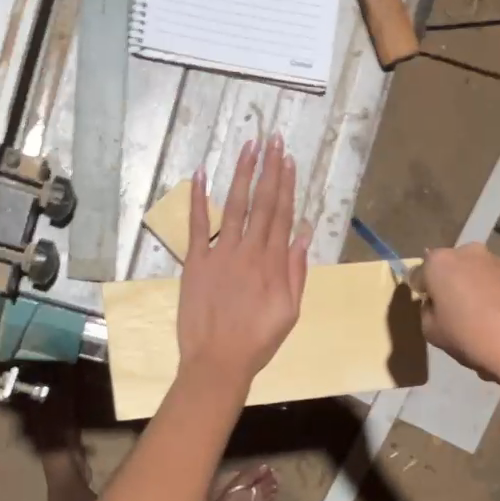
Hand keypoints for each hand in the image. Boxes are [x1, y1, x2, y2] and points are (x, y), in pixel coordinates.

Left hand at [176, 133, 310, 385]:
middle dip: (269, 169)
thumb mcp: (290, 311)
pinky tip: (200, 173)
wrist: (218, 361)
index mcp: (273, 264)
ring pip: (233, 205)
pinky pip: (196, 225)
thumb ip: (296, 272)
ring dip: (241, 174)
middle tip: (274, 139)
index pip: (282, 214)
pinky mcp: (195, 262)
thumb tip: (303, 235)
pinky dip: (197, 198)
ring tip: (249, 146)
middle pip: (261, 203)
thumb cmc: (258, 342)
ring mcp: (219, 254)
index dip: (287, 184)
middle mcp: (248, 251)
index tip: (289, 159)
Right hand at [418, 245, 499, 381]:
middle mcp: (467, 252)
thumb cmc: (468, 335)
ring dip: (471, 289)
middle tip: (450, 312)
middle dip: (447, 284)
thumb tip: (437, 304)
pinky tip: (496, 320)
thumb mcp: (431, 332)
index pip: (419, 273)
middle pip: (449, 268)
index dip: (421, 292)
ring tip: (476, 318)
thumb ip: (427, 311)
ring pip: (474, 273)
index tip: (427, 309)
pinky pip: (494, 284)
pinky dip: (491, 296)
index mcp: (440, 262)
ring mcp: (496, 261)